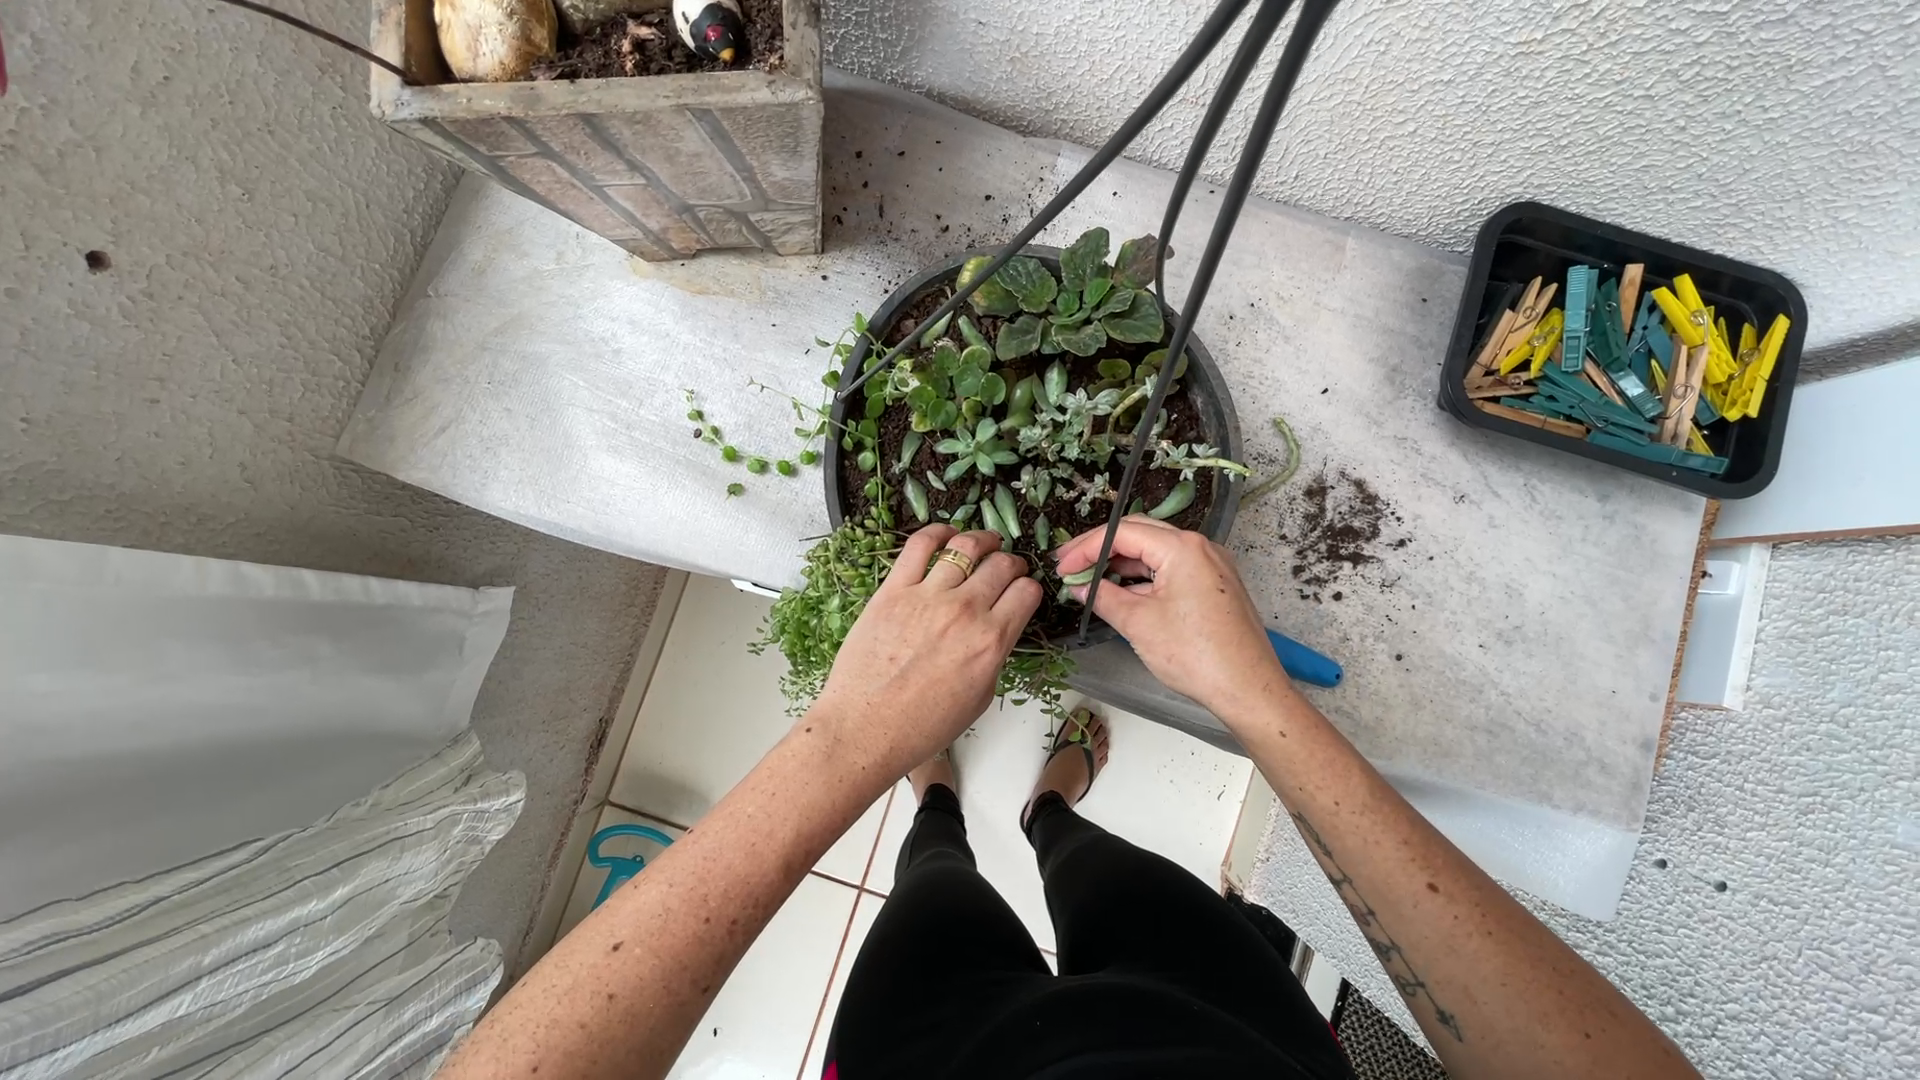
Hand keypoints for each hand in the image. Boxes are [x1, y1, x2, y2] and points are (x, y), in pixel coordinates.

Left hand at [812, 525, 1041, 777]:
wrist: (865, 729)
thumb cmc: (921, 726)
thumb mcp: (979, 698)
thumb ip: (993, 657)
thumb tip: (996, 630)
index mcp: (990, 642)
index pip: (1026, 592)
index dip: (1029, 588)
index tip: (1023, 590)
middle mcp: (964, 613)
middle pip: (1002, 565)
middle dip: (1011, 562)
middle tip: (1008, 565)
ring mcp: (927, 597)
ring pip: (966, 547)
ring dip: (983, 540)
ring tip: (985, 541)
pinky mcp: (893, 590)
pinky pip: (920, 545)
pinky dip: (938, 531)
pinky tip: (946, 533)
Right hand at [1053, 517, 1290, 717]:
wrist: (1249, 689)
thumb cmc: (1196, 655)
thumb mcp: (1138, 624)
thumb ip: (1103, 597)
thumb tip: (1081, 588)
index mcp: (1183, 548)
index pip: (1122, 533)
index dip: (1085, 548)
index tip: (1061, 567)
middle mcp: (1200, 548)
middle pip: (1140, 534)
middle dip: (1101, 548)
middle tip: (1069, 565)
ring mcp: (1211, 566)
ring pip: (1156, 552)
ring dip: (1122, 564)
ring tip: (1090, 580)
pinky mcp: (1214, 585)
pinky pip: (1172, 569)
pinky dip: (1144, 578)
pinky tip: (1122, 593)